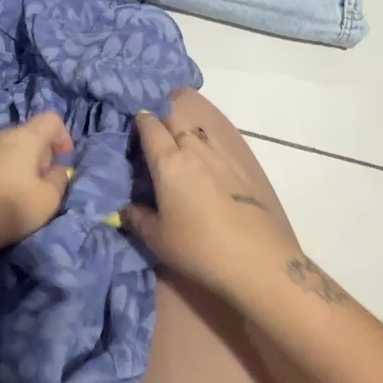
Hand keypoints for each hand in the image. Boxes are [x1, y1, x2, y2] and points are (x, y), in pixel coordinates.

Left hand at [0, 113, 76, 252]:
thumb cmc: (12, 206)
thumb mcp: (49, 199)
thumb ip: (60, 179)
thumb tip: (59, 168)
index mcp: (26, 136)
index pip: (51, 119)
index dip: (62, 136)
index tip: (63, 160)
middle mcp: (1, 133)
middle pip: (27, 133)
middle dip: (39, 152)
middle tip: (41, 181)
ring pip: (5, 145)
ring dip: (16, 159)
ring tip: (15, 188)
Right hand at [123, 97, 300, 300]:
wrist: (257, 260)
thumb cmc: (198, 248)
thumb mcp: (156, 239)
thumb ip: (136, 218)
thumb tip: (125, 208)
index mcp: (168, 161)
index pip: (150, 126)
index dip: (140, 122)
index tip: (133, 129)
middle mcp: (194, 150)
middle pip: (175, 123)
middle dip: (162, 127)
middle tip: (155, 147)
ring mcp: (222, 157)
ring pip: (198, 134)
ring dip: (186, 138)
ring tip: (182, 158)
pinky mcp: (243, 169)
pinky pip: (218, 149)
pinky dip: (208, 153)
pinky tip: (209, 174)